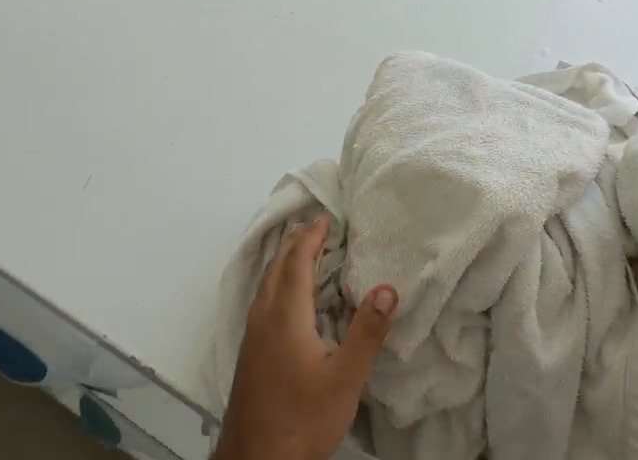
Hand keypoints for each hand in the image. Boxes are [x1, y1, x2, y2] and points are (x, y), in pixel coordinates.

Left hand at [216, 214, 397, 459]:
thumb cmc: (302, 418)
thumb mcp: (345, 379)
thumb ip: (367, 332)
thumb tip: (387, 288)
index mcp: (285, 313)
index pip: (297, 260)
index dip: (311, 236)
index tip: (327, 217)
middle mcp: (264, 315)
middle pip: (277, 265)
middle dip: (296, 242)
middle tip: (317, 227)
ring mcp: (253, 334)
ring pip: (267, 282)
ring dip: (285, 260)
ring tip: (304, 252)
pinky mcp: (250, 351)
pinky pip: (263, 298)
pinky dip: (278, 281)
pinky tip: (289, 297)